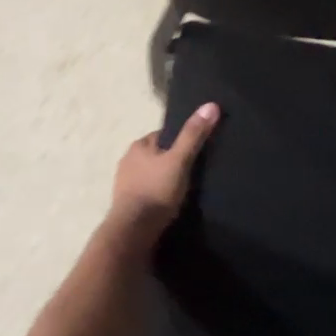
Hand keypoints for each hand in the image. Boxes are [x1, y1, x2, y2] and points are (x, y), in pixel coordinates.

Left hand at [111, 103, 219, 229]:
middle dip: (171, 161)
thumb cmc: (156, 191)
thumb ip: (194, 135)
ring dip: (163, 180)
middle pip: (156, 155)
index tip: (196, 150)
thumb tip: (211, 105)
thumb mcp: (179, 160)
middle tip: (193, 172)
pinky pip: (146, 193)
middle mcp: (127, 161)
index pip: (163, 135)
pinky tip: (168, 205)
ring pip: (150, 175)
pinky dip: (157, 195)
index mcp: (138, 146)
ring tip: (184, 190)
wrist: (133, 230)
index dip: (180, 141)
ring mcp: (124, 183)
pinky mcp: (126, 203)